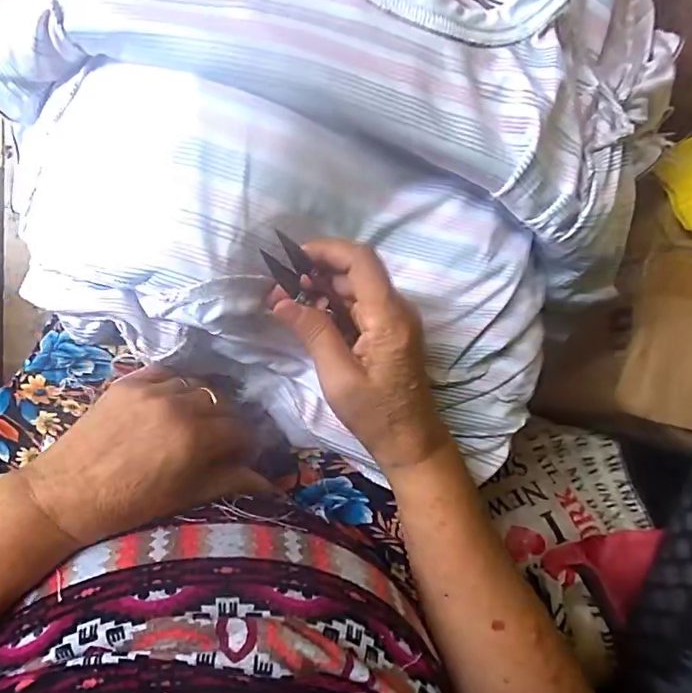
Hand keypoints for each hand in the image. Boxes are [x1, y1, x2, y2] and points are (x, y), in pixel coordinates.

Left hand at [15, 366, 273, 547]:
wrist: (64, 495)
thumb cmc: (127, 506)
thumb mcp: (184, 497)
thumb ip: (229, 482)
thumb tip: (270, 483)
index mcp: (195, 436)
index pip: (241, 428)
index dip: (247, 443)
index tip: (243, 454)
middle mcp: (177, 404)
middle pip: (221, 403)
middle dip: (227, 422)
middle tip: (220, 441)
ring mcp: (150, 389)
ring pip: (194, 385)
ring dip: (201, 402)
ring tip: (193, 421)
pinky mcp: (126, 382)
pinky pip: (164, 373)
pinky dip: (174, 385)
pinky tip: (170, 402)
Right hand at [267, 239, 452, 473]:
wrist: (411, 443)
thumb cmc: (376, 415)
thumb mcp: (338, 377)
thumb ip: (313, 333)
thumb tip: (281, 301)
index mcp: (388, 317)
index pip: (360, 260)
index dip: (326, 249)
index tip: (293, 257)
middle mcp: (396, 310)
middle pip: (357, 271)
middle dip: (316, 271)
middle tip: (280, 286)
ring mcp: (394, 320)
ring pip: (356, 288)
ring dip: (322, 288)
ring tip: (287, 300)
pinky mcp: (389, 333)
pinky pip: (359, 307)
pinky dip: (333, 305)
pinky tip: (309, 316)